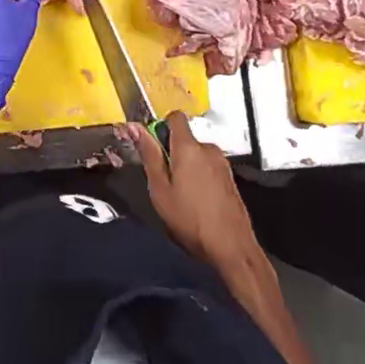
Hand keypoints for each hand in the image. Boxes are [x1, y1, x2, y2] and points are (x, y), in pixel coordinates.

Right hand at [130, 111, 268, 277]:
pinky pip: (206, 166)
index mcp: (189, 148)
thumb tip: (134, 126)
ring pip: (195, 154)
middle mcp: (209, 149)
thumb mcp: (160, 188)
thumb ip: (149, 155)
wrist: (230, 246)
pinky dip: (197, 176)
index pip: (175, 117)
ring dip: (184, 166)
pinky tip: (195, 200)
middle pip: (184, 139)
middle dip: (170, 153)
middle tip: (162, 181)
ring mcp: (222, 163)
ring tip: (178, 195)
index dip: (160, 127)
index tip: (151, 149)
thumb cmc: (188, 218)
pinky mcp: (229, 177)